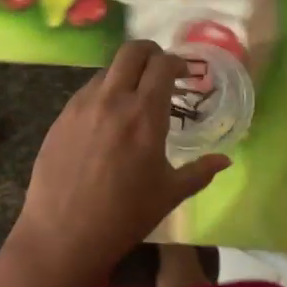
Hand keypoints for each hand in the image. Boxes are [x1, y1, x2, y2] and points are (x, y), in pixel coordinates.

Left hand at [9, 41, 229, 286]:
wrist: (64, 234)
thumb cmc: (124, 216)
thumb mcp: (169, 194)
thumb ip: (200, 171)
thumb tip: (225, 160)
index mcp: (144, 115)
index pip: (163, 65)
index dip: (177, 63)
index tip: (184, 74)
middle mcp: (112, 100)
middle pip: (131, 51)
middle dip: (150, 53)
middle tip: (160, 71)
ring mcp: (82, 105)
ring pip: (107, 70)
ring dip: (125, 74)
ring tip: (133, 98)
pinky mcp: (61, 117)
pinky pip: (86, 91)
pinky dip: (103, 93)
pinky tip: (107, 119)